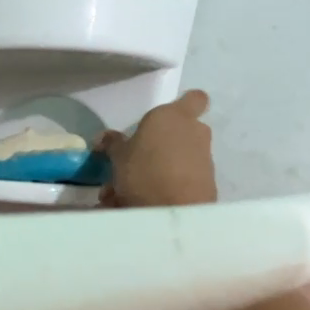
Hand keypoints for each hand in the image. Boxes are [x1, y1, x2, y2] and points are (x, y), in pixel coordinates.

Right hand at [97, 89, 217, 207]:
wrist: (174, 210)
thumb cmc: (143, 172)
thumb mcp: (118, 157)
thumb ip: (113, 144)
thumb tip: (103, 137)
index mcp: (174, 115)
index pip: (193, 99)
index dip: (183, 107)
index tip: (164, 122)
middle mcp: (194, 131)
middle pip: (181, 134)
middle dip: (161, 147)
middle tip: (135, 165)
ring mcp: (203, 157)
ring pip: (178, 160)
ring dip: (157, 172)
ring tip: (129, 194)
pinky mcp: (206, 182)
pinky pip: (181, 181)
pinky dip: (165, 189)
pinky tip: (143, 205)